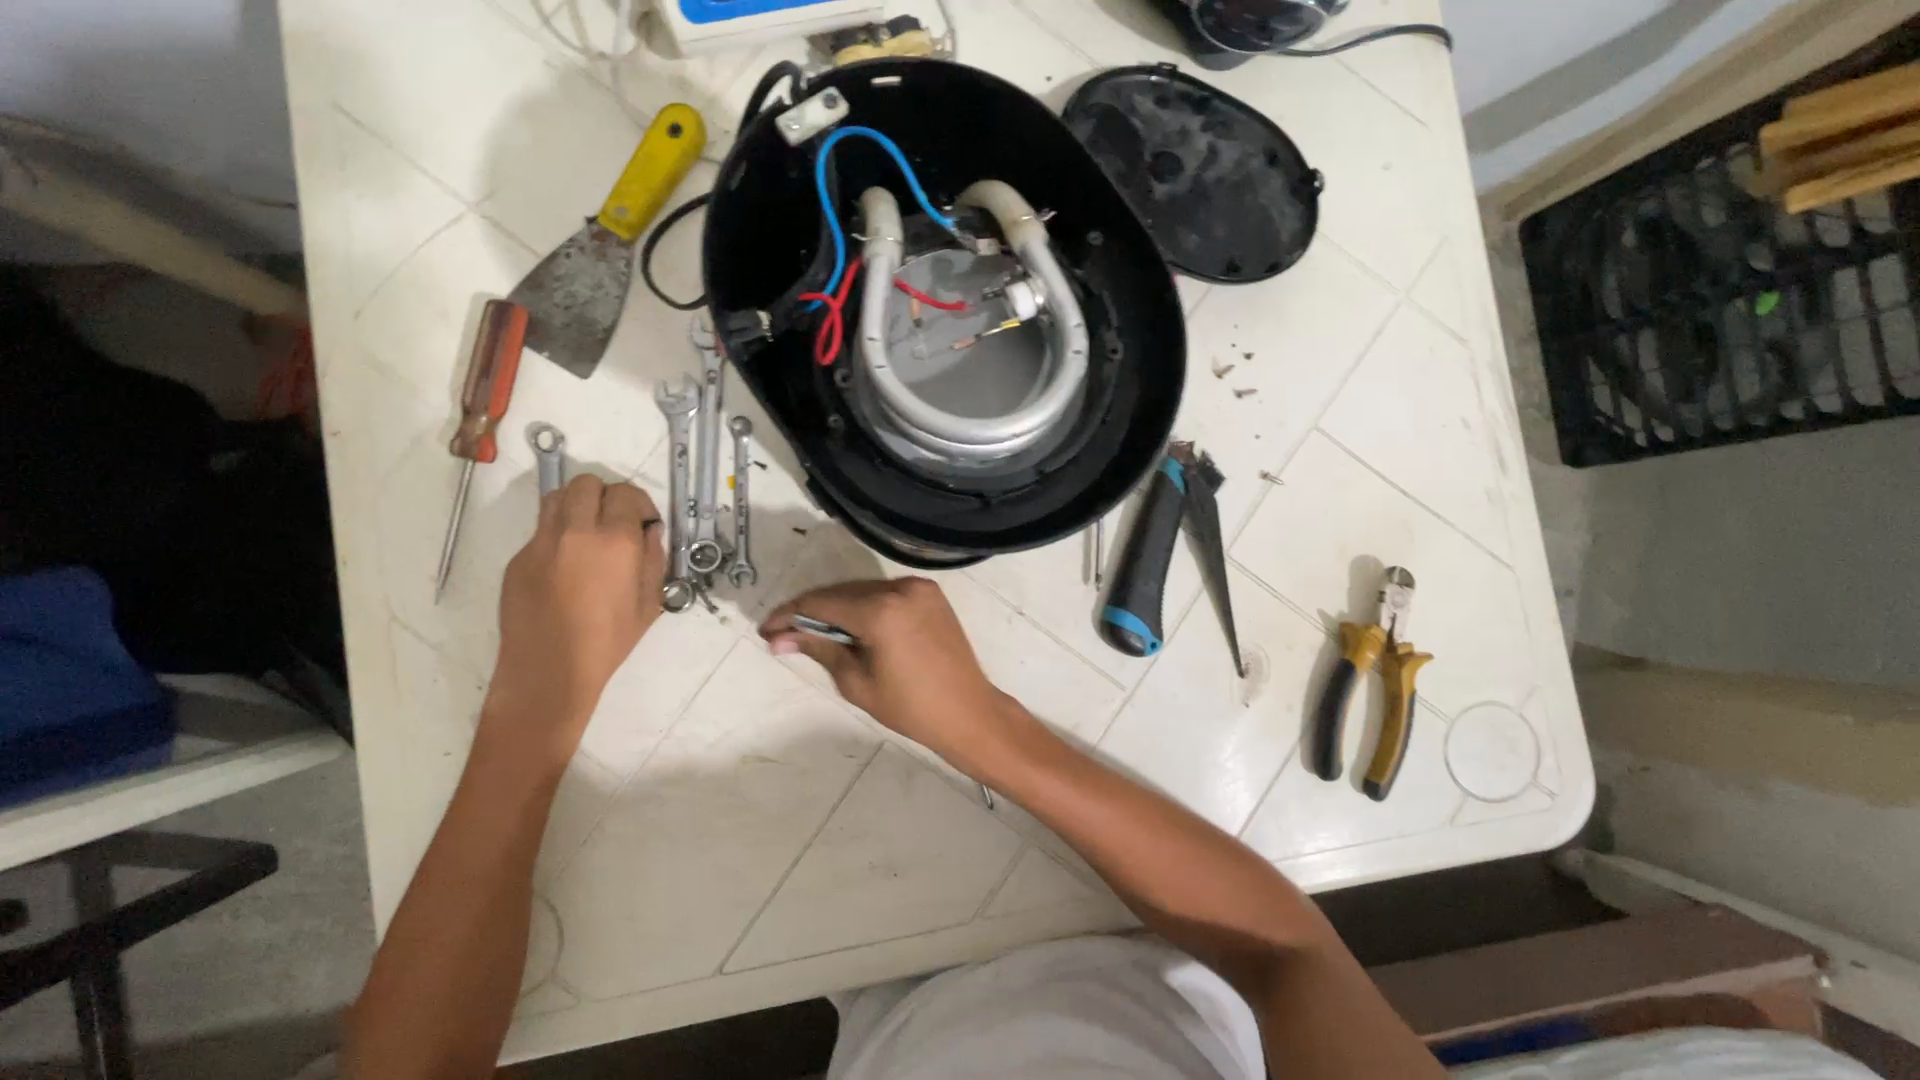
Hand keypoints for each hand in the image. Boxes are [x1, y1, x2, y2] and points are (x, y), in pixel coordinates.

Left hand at [484, 475, 664, 767]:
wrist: (549, 670)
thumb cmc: (608, 641)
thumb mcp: (650, 603)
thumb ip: (654, 559)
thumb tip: (649, 532)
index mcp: (615, 542)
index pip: (627, 494)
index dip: (640, 504)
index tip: (644, 524)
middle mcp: (576, 531)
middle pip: (588, 484)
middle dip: (607, 496)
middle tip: (614, 522)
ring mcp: (541, 542)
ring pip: (558, 497)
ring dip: (578, 505)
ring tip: (588, 533)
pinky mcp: (519, 557)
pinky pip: (541, 529)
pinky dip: (558, 534)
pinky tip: (566, 566)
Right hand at [760, 578, 1026, 771]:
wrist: (968, 711)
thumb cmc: (910, 707)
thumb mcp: (856, 682)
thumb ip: (819, 649)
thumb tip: (778, 637)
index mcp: (881, 610)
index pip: (821, 603)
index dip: (789, 614)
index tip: (766, 629)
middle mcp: (900, 588)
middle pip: (840, 592)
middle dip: (809, 610)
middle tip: (781, 633)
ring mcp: (919, 588)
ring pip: (862, 590)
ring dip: (835, 607)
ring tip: (809, 631)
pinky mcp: (931, 594)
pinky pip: (885, 594)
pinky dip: (863, 606)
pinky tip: (847, 625)